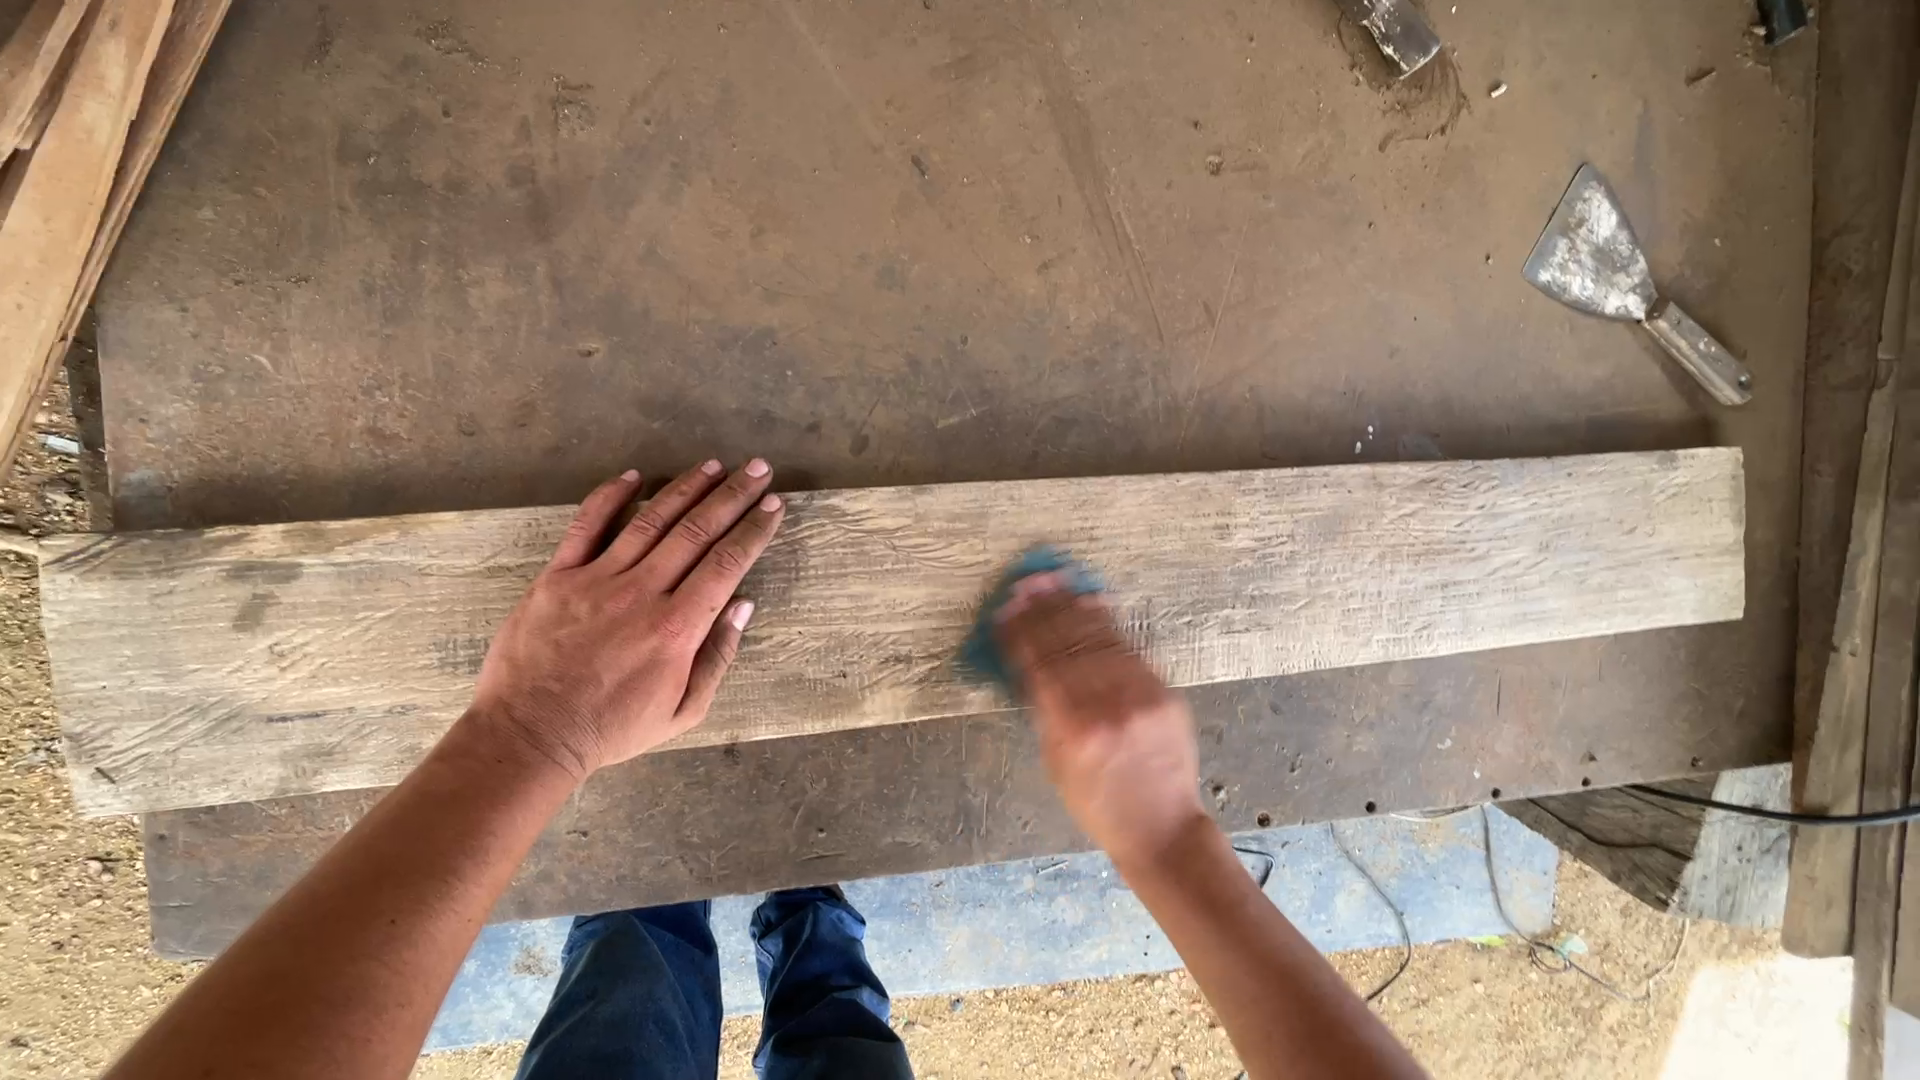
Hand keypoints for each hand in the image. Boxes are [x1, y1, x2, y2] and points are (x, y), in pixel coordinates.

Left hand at [463, 458, 784, 779]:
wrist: (531, 736)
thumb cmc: (613, 728)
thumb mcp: (683, 711)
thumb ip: (718, 657)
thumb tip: (744, 605)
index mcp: (678, 628)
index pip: (727, 563)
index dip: (754, 530)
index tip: (774, 505)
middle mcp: (642, 593)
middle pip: (697, 531)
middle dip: (733, 496)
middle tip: (758, 469)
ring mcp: (597, 580)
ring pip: (651, 521)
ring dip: (686, 488)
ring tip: (714, 466)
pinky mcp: (558, 577)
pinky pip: (587, 525)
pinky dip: (611, 496)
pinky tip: (634, 476)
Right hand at [993, 573, 1207, 869]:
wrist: (1162, 827)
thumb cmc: (1099, 805)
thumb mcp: (1055, 765)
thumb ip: (1044, 713)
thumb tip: (1027, 665)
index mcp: (1074, 730)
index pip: (1039, 666)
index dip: (1019, 635)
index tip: (1004, 613)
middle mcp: (1108, 707)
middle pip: (1068, 645)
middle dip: (1042, 611)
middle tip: (1024, 585)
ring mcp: (1141, 696)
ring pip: (1099, 638)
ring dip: (1071, 606)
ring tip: (1051, 581)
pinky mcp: (1164, 692)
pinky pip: (1130, 647)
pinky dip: (1106, 621)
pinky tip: (1089, 601)